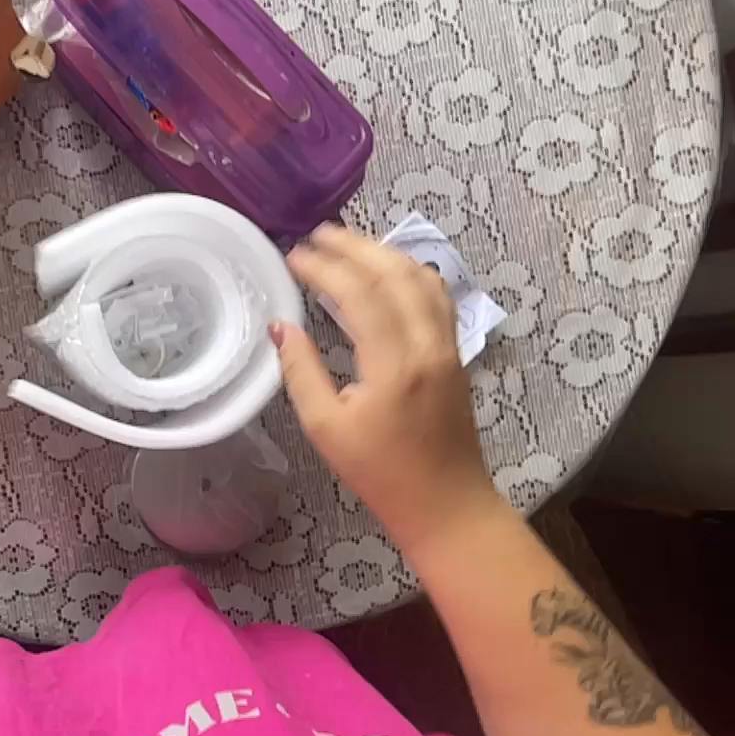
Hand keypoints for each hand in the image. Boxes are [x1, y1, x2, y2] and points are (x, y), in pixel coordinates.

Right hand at [272, 224, 500, 547]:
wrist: (445, 502)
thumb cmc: (379, 470)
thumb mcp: (325, 426)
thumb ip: (300, 371)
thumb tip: (280, 326)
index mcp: (394, 363)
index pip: (359, 294)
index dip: (324, 268)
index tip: (291, 255)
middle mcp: (428, 343)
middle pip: (395, 273)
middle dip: (355, 247)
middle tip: (317, 233)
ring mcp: (448, 344)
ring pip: (421, 278)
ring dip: (383, 253)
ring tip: (348, 242)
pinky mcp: (454, 352)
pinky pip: (434, 296)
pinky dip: (406, 272)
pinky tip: (386, 270)